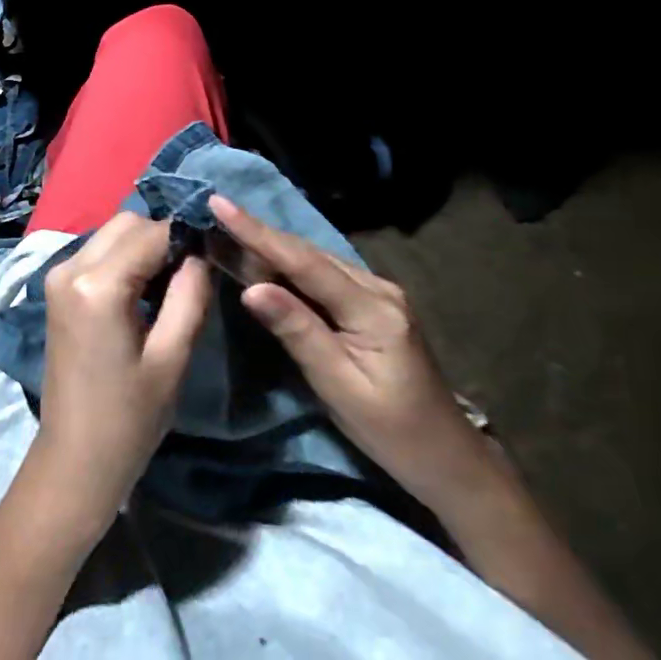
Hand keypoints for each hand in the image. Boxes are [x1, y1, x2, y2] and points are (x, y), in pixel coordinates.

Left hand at [33, 213, 212, 535]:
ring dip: (144, 246)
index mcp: (97, 284)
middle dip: (164, 236)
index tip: (218, 248)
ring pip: (111, 233)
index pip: (152, 233)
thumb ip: (189, 295)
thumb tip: (201, 253)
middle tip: (194, 269)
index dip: (188, 235)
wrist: (75, 455)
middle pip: (127, 223)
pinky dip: (124, 258)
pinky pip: (97, 252)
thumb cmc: (129, 416)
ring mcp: (58, 275)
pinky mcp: (56, 287)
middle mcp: (69, 266)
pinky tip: (145, 290)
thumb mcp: (172, 356)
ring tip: (174, 281)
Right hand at [210, 195, 493, 504]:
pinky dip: (288, 267)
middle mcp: (379, 289)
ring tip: (227, 232)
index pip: (304, 262)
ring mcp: (379, 293)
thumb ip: (297, 331)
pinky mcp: (373, 304)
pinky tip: (264, 262)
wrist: (447, 456)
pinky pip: (323, 275)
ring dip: (271, 247)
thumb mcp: (338, 385)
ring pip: (315, 260)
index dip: (258, 232)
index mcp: (374, 309)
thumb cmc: (390, 429)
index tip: (220, 203)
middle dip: (258, 233)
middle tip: (214, 214)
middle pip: (309, 253)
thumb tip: (251, 288)